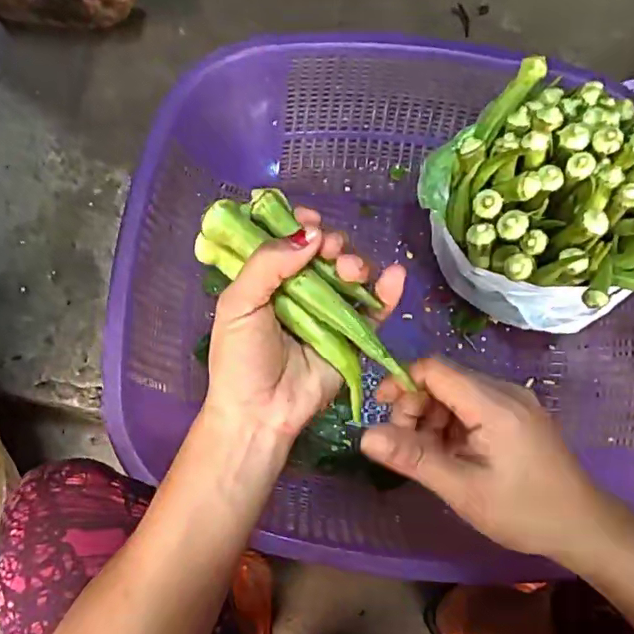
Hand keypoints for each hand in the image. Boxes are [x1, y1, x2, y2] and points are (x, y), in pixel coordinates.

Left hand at [201, 207, 404, 446]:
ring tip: (350, 271)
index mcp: (269, 280)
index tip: (310, 222)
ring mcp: (330, 314)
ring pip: (351, 276)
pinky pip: (375, 309)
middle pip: (325, 253)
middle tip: (330, 251)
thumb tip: (311, 233)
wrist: (261, 411)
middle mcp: (301, 291)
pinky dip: (388, 291)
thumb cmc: (241, 358)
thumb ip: (268, 263)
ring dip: (356, 264)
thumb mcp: (239, 304)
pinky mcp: (353, 337)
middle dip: (332, 244)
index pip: (290, 240)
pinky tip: (394, 276)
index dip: (301, 225)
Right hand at [359, 357, 633, 559]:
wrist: (582, 526)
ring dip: (432, 419)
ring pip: (456, 394)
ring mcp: (515, 402)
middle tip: (407, 449)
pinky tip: (452, 456)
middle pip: (444, 379)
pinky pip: (474, 407)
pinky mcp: (518, 416)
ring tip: (430, 458)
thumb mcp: (463, 489)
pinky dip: (453, 426)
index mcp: (494, 405)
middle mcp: (505, 392)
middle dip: (415, 407)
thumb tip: (364, 436)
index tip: (380, 415)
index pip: (435, 369)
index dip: (401, 384)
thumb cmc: (523, 512)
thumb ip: (414, 458)